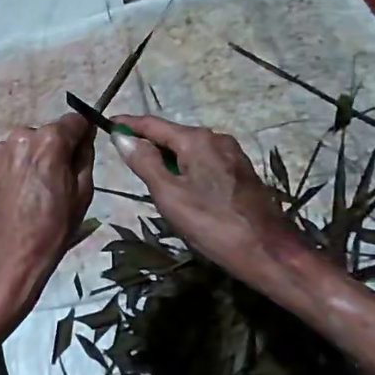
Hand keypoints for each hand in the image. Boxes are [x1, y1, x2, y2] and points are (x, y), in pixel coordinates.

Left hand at [0, 113, 92, 320]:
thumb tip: (85, 136)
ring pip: (27, 144)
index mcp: (50, 140)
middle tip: (57, 178)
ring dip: (34, 157)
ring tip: (34, 188)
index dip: (82, 134)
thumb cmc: (54, 226)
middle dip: (56, 148)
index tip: (82, 150)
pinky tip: (17, 191)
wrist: (10, 253)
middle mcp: (22, 135)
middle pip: (48, 132)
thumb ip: (85, 156)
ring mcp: (0, 148)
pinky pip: (9, 156)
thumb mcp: (84, 192)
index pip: (75, 120)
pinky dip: (16, 166)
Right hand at [109, 115, 298, 279]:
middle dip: (149, 146)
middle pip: (172, 137)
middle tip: (126, 162)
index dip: (128, 125)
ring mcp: (232, 155)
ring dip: (168, 161)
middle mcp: (216, 139)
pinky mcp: (241, 172)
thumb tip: (122, 137)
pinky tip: (181, 191)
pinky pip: (204, 163)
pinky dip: (186, 170)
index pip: (153, 124)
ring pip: (189, 151)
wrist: (268, 251)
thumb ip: (144, 163)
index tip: (107, 123)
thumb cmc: (213, 224)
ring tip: (151, 181)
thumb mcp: (169, 195)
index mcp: (196, 140)